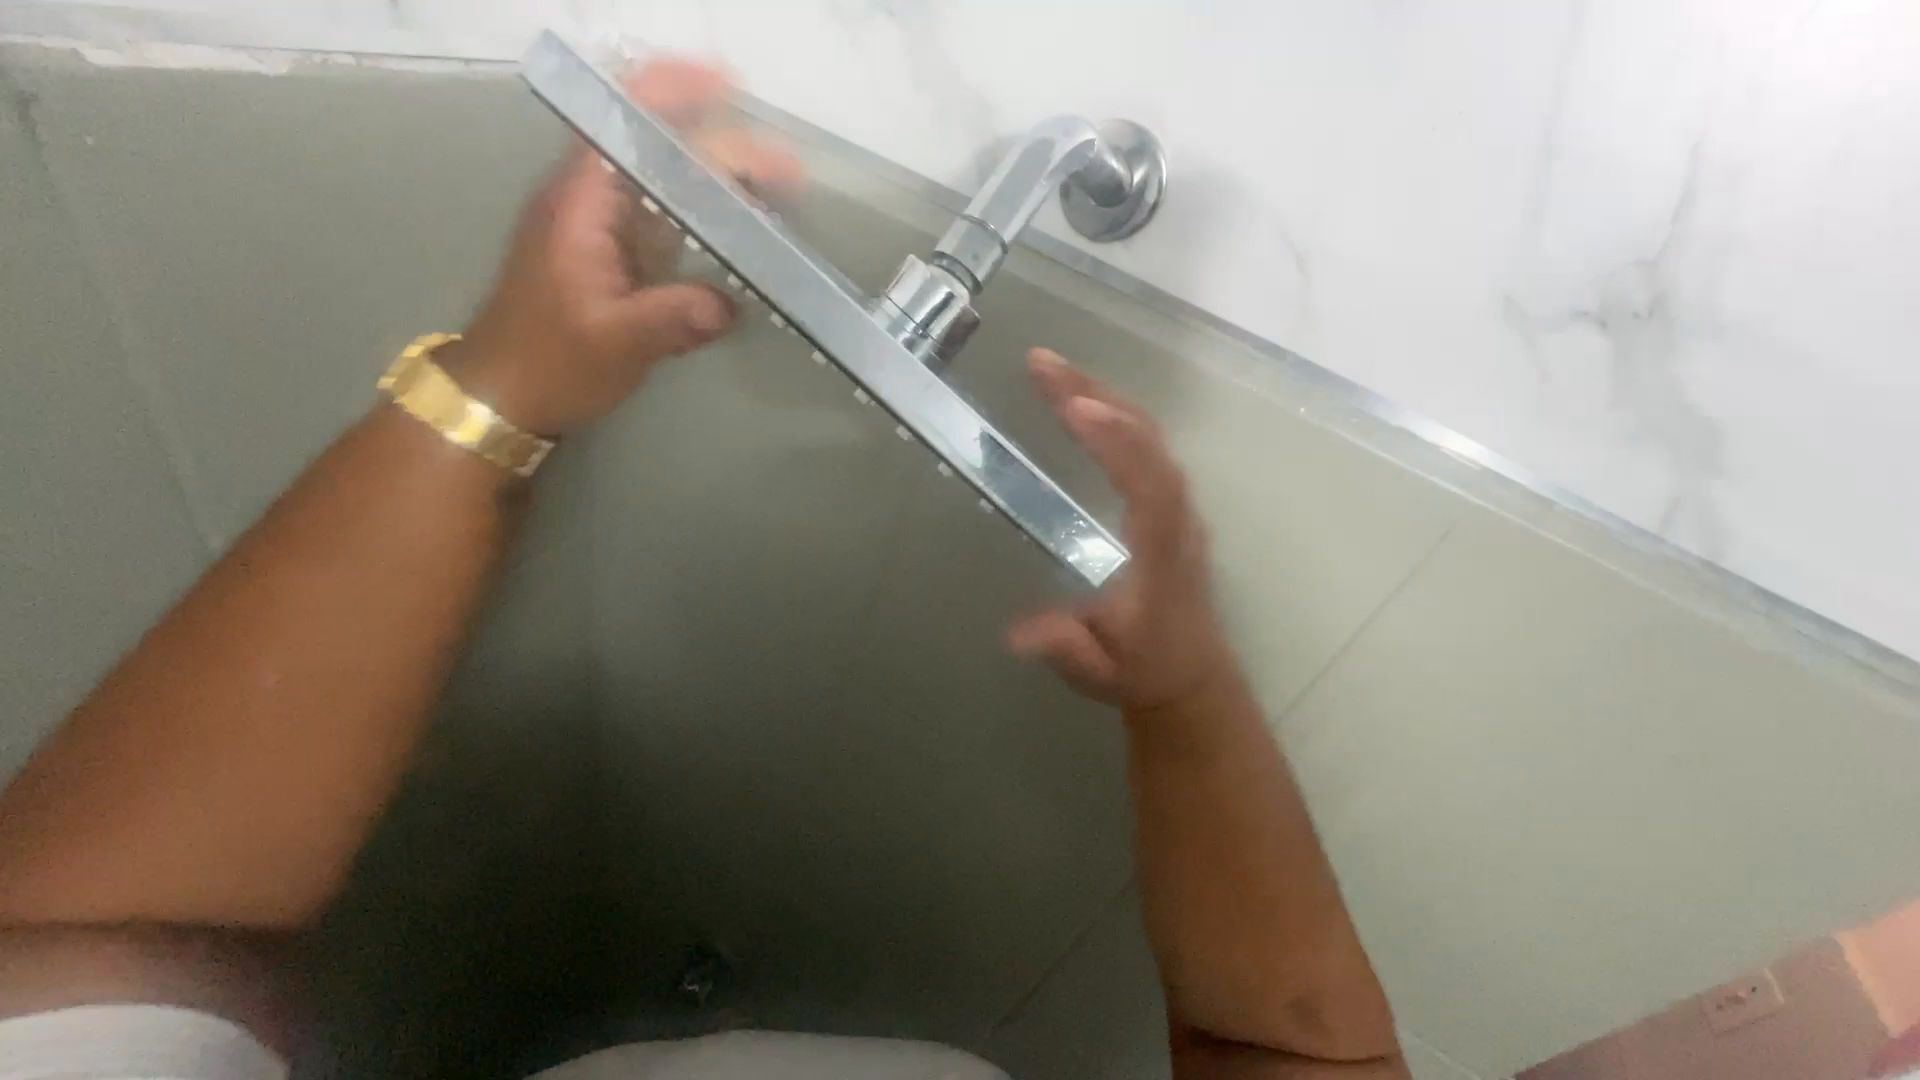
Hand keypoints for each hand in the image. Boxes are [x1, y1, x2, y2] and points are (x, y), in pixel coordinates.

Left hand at [446, 59, 803, 435]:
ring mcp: (603, 227)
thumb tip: (729, 303)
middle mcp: (590, 200)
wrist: (504, 395)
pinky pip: (667, 217)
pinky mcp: (615, 255)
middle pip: (657, 145)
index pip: (627, 122)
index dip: (674, 91)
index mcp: (581, 203)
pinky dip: (708, 214)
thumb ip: (670, 319)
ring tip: (776, 193)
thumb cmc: (548, 362)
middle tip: (786, 171)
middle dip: (723, 145)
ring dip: (720, 178)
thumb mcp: (613, 344)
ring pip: (665, 180)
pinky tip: (743, 231)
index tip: (730, 85)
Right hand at [1007, 348, 1236, 713]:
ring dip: (1100, 395)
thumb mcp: (1098, 671)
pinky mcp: (1170, 503)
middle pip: (1147, 446)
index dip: (1119, 446)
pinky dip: (1111, 411)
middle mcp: (1177, 522)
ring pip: (1148, 436)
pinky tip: (1078, 396)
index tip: (1078, 411)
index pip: (1150, 491)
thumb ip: (1064, 648)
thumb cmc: (1142, 670)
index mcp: (1163, 558)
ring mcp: (1178, 508)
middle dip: (1095, 398)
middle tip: (1041, 364)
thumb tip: (1018, 634)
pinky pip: (1145, 445)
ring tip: (1049, 368)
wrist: (1189, 678)